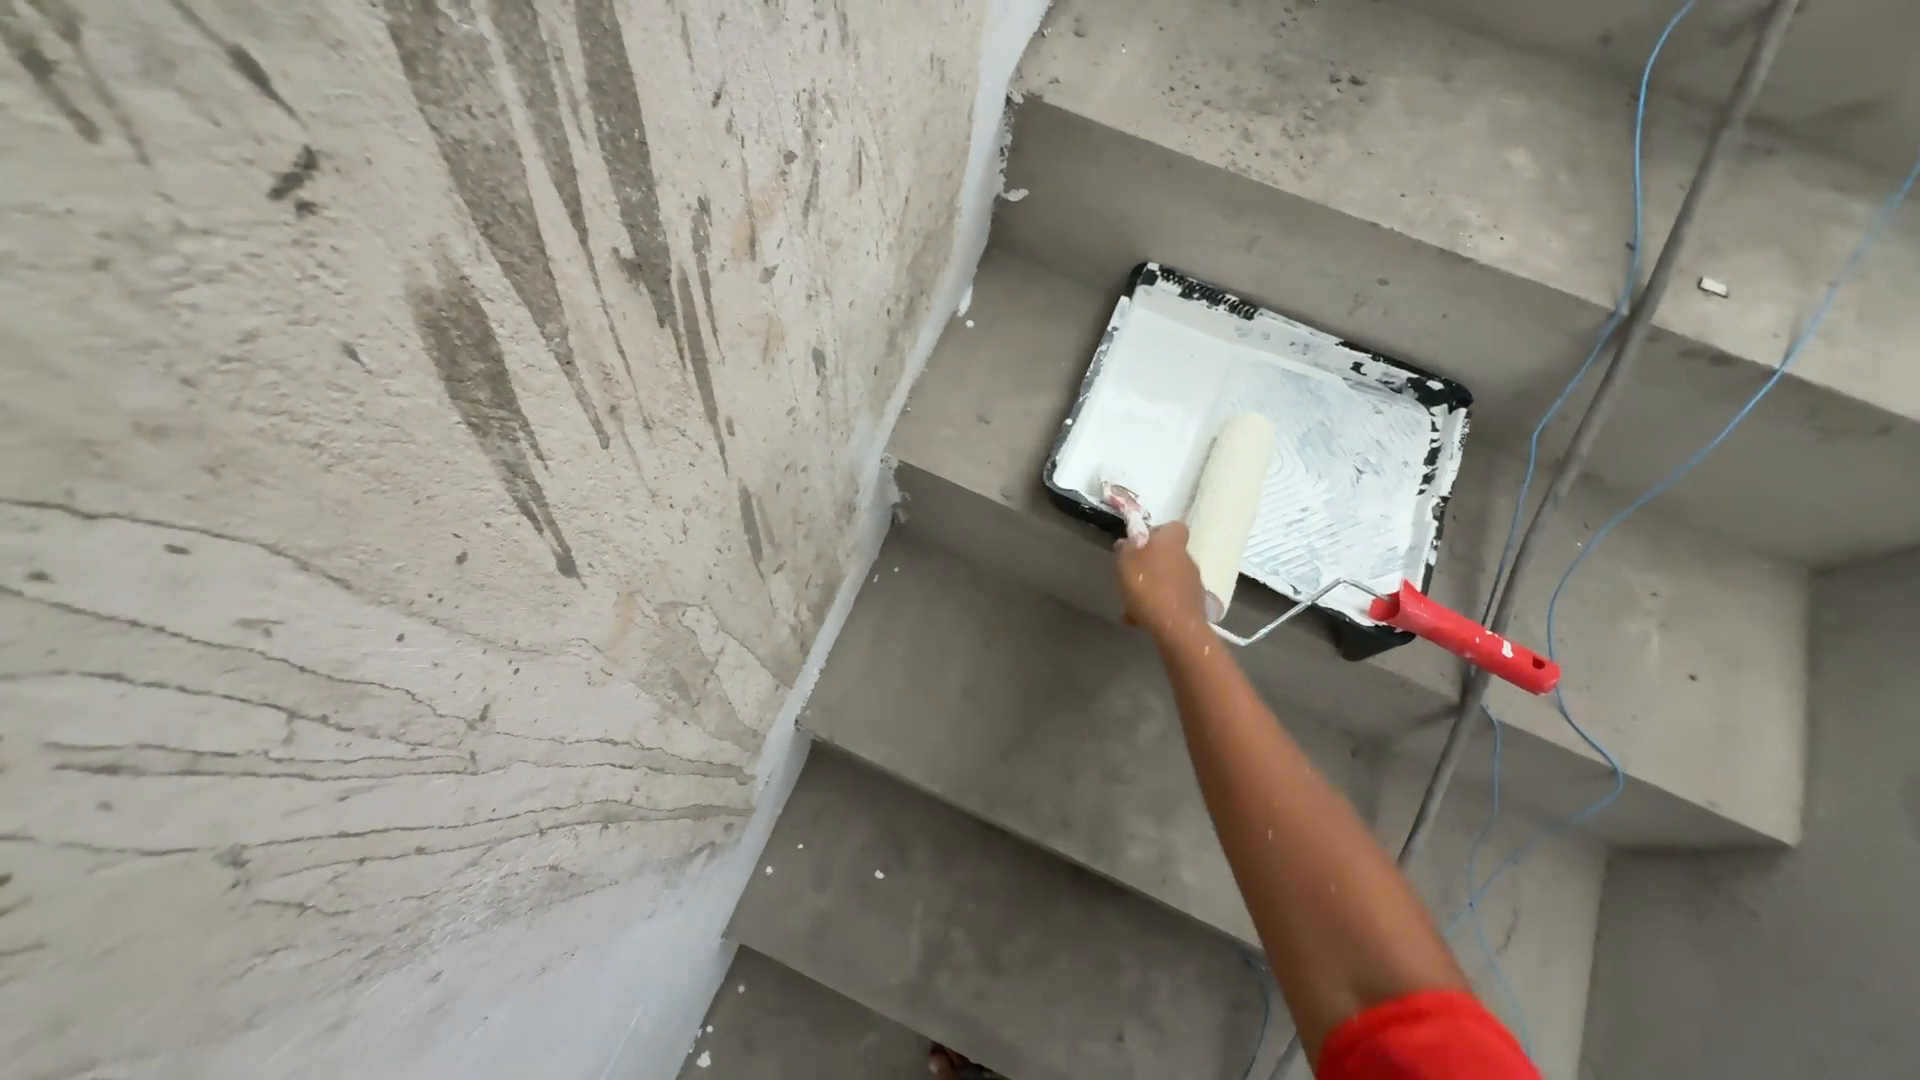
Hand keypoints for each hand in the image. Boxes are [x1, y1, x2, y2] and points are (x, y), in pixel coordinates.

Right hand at [1115, 522, 1208, 639]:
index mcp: (1172, 543)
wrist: (1177, 627)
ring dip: (1152, 588)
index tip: (1141, 544)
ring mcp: (1193, 582)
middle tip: (1131, 577)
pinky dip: (1157, 606)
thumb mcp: (1125, 563)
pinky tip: (1140, 620)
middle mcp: (1187, 558)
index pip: (1173, 526)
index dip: (1157, 532)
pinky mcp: (1194, 604)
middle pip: (1168, 555)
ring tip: (1132, 605)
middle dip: (1150, 564)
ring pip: (1168, 579)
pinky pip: (1171, 599)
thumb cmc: (1148, 588)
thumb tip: (1129, 540)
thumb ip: (1126, 548)